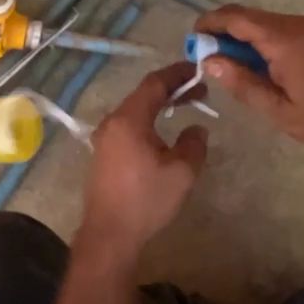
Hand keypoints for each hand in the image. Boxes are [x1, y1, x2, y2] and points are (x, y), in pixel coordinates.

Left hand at [79, 63, 209, 259]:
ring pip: (135, 111)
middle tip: (200, 91)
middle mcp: (112, 122)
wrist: (109, 233)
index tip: (198, 69)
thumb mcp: (181, 172)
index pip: (154, 84)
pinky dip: (148, 120)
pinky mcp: (103, 154)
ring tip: (185, 107)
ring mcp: (104, 138)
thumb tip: (197, 128)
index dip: (177, 73)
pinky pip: (128, 126)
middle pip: (143, 95)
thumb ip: (194, 143)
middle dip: (172, 89)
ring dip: (159, 105)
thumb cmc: (146, 200)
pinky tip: (162, 132)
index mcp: (129, 119)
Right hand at [195, 5, 303, 154]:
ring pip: (266, 23)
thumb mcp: (279, 110)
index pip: (234, 18)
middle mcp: (295, 24)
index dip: (209, 24)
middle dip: (224, 32)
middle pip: (248, 16)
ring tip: (237, 68)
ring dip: (245, 38)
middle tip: (210, 60)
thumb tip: (209, 61)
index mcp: (282, 40)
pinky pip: (283, 29)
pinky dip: (265, 40)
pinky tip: (267, 67)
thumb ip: (242, 84)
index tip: (193, 41)